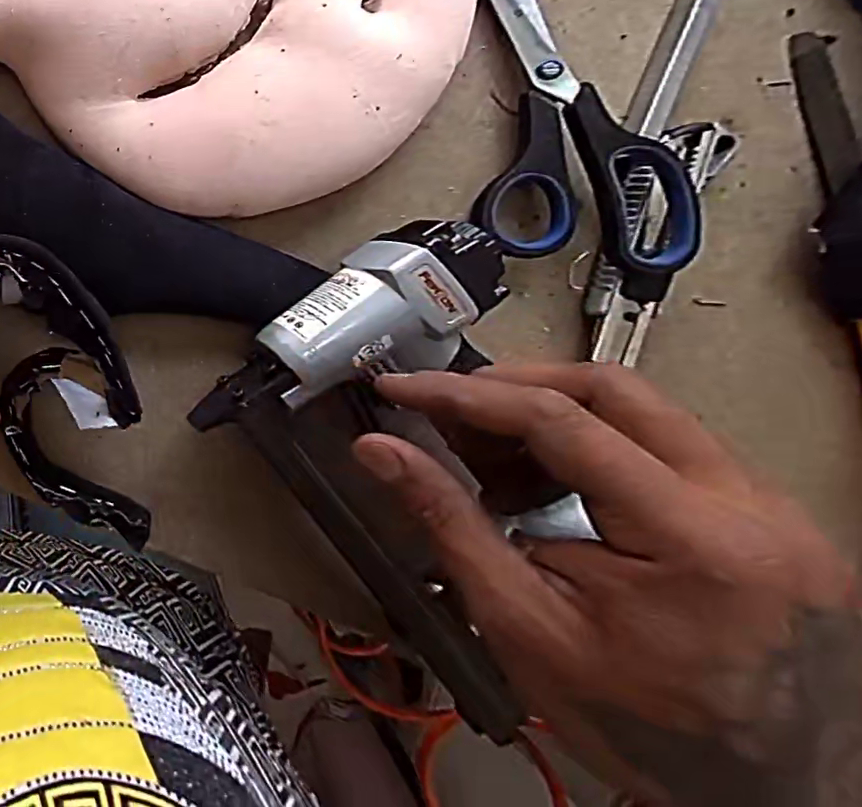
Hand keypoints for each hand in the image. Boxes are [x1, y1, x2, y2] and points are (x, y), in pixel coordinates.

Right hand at [354, 364, 860, 806]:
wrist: (762, 796)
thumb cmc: (638, 721)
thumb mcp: (519, 619)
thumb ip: (447, 520)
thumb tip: (379, 451)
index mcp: (698, 539)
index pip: (560, 421)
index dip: (462, 394)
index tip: (398, 387)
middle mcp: (755, 510)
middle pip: (616, 390)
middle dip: (511, 383)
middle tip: (440, 402)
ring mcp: (771, 515)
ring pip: (640, 411)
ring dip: (544, 414)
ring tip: (480, 454)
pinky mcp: (763, 524)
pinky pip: (658, 448)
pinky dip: (581, 445)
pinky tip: (536, 483)